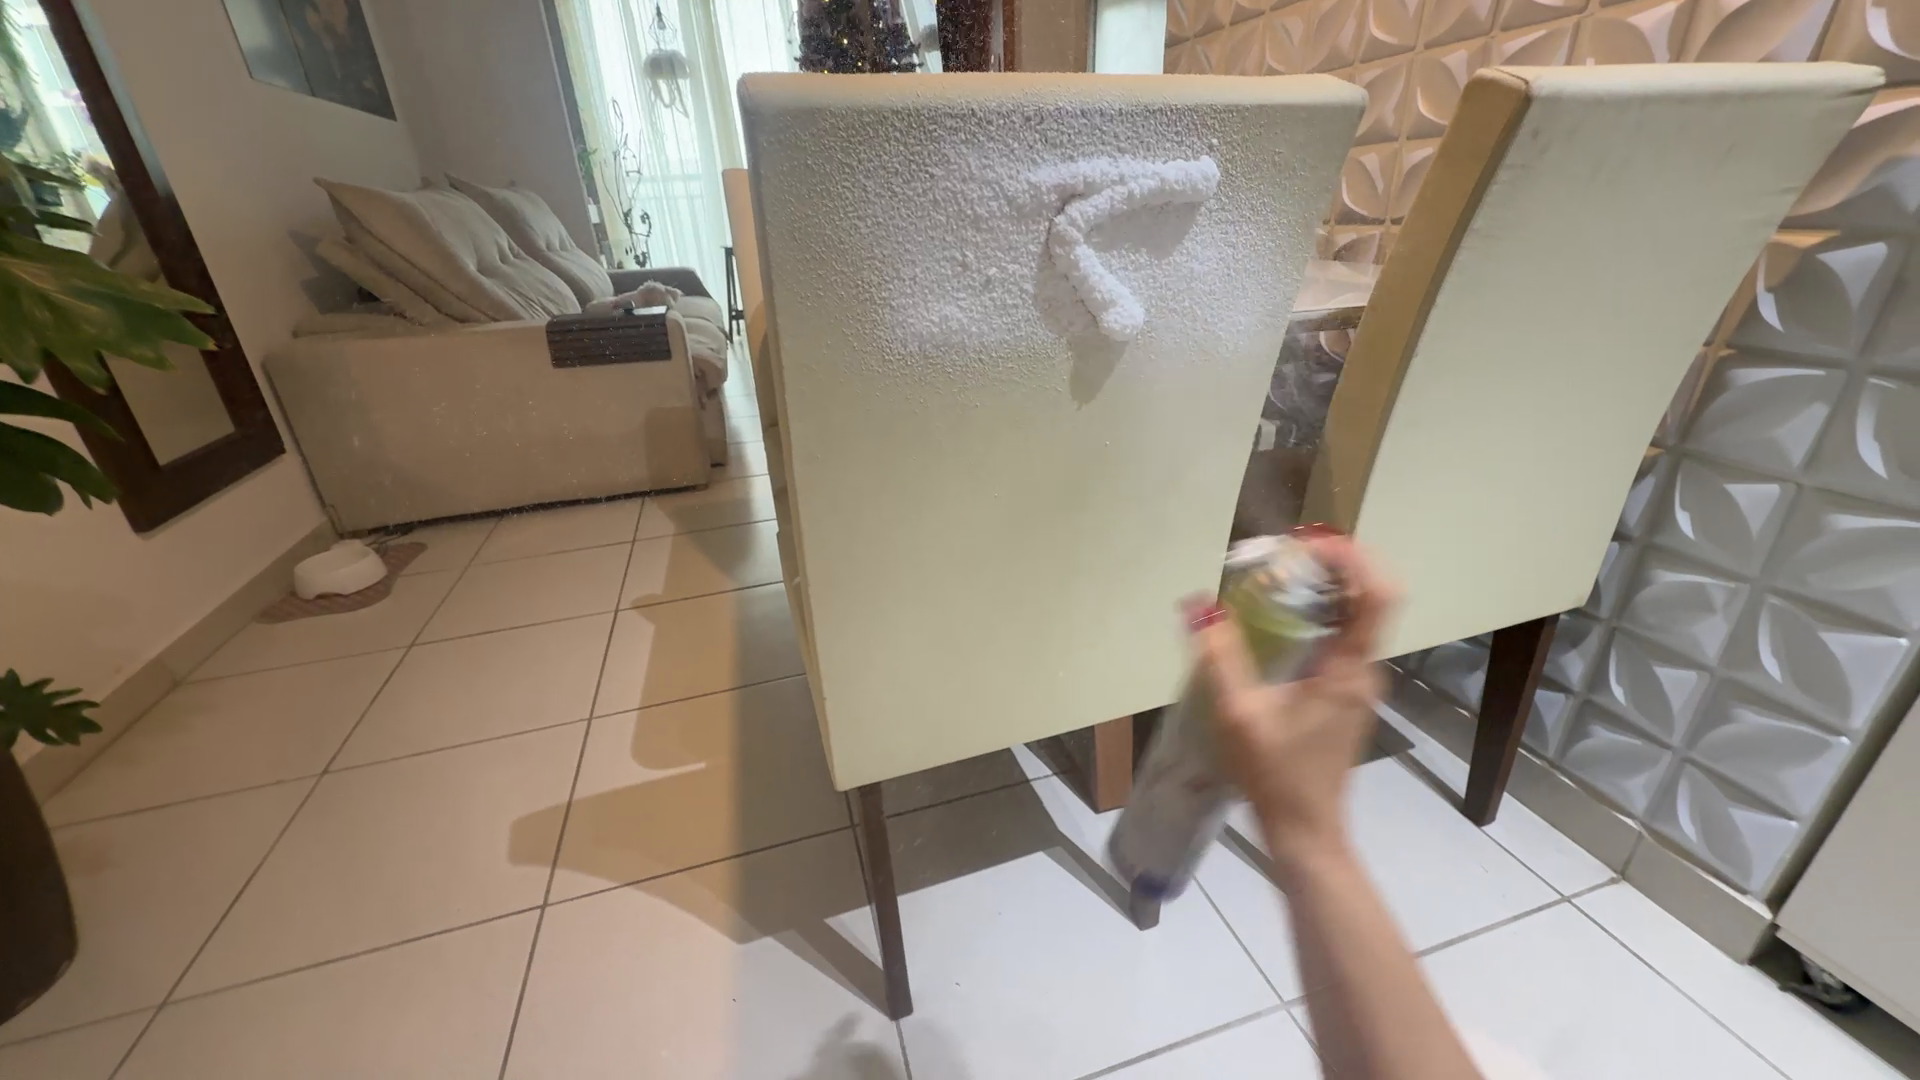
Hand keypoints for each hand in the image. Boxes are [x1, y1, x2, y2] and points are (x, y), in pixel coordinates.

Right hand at [1193, 534, 1395, 874]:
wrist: (1305, 829)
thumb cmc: (1275, 773)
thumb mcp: (1238, 712)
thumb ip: (1217, 655)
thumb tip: (1195, 604)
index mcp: (1347, 669)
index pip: (1375, 595)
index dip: (1352, 558)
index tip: (1310, 542)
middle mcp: (1364, 670)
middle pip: (1367, 599)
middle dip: (1333, 566)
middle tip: (1285, 553)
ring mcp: (1357, 684)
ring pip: (1356, 618)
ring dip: (1325, 589)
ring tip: (1278, 576)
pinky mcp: (1345, 695)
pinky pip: (1341, 639)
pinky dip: (1317, 615)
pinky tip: (1278, 621)